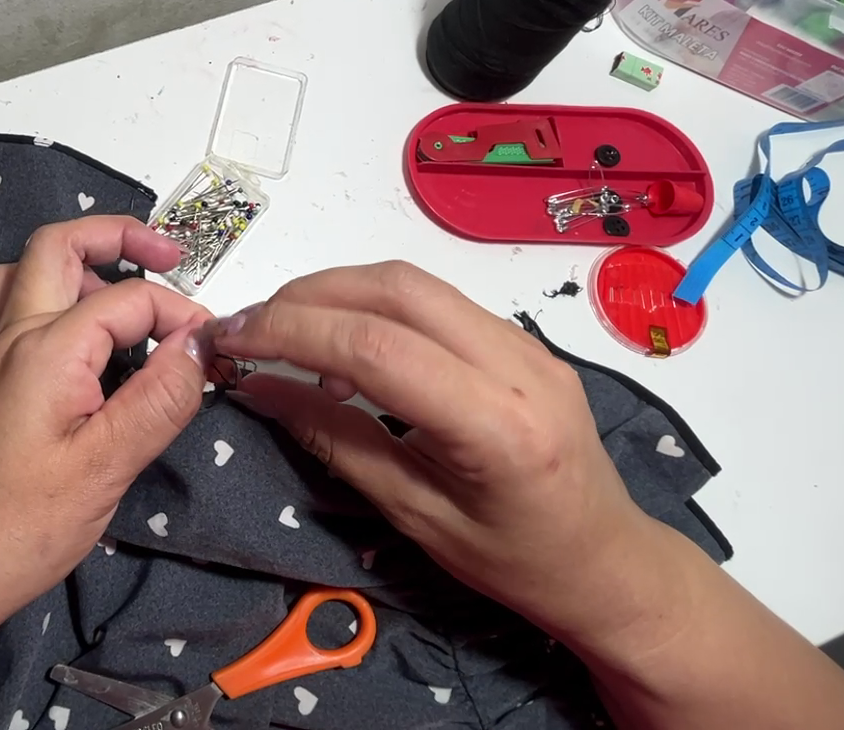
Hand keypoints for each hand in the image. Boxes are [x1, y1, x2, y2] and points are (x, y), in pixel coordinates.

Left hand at [0, 216, 214, 639]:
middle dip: (116, 235)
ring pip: (25, 272)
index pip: (130, 300)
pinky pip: (6, 313)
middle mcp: (12, 333)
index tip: (214, 350)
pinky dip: (44, 304)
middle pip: (58, 244)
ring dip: (75, 265)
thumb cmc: (18, 527)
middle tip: (167, 257)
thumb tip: (200, 342)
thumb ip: (160, 396)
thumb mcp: (106, 466)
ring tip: (120, 296)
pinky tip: (68, 342)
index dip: (181, 316)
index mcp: (47, 346)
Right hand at [211, 262, 676, 658]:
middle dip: (305, 297)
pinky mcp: (516, 335)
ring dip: (332, 292)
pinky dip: (366, 305)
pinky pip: (427, 297)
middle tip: (251, 328)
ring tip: (286, 334)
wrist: (612, 562)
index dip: (291, 332)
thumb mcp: (411, 513)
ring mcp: (523, 340)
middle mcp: (517, 363)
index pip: (376, 347)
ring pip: (407, 281)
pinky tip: (343, 345)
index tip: (232, 339)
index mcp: (496, 426)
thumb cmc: (513, 561)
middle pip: (391, 289)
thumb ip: (332, 439)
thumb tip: (255, 386)